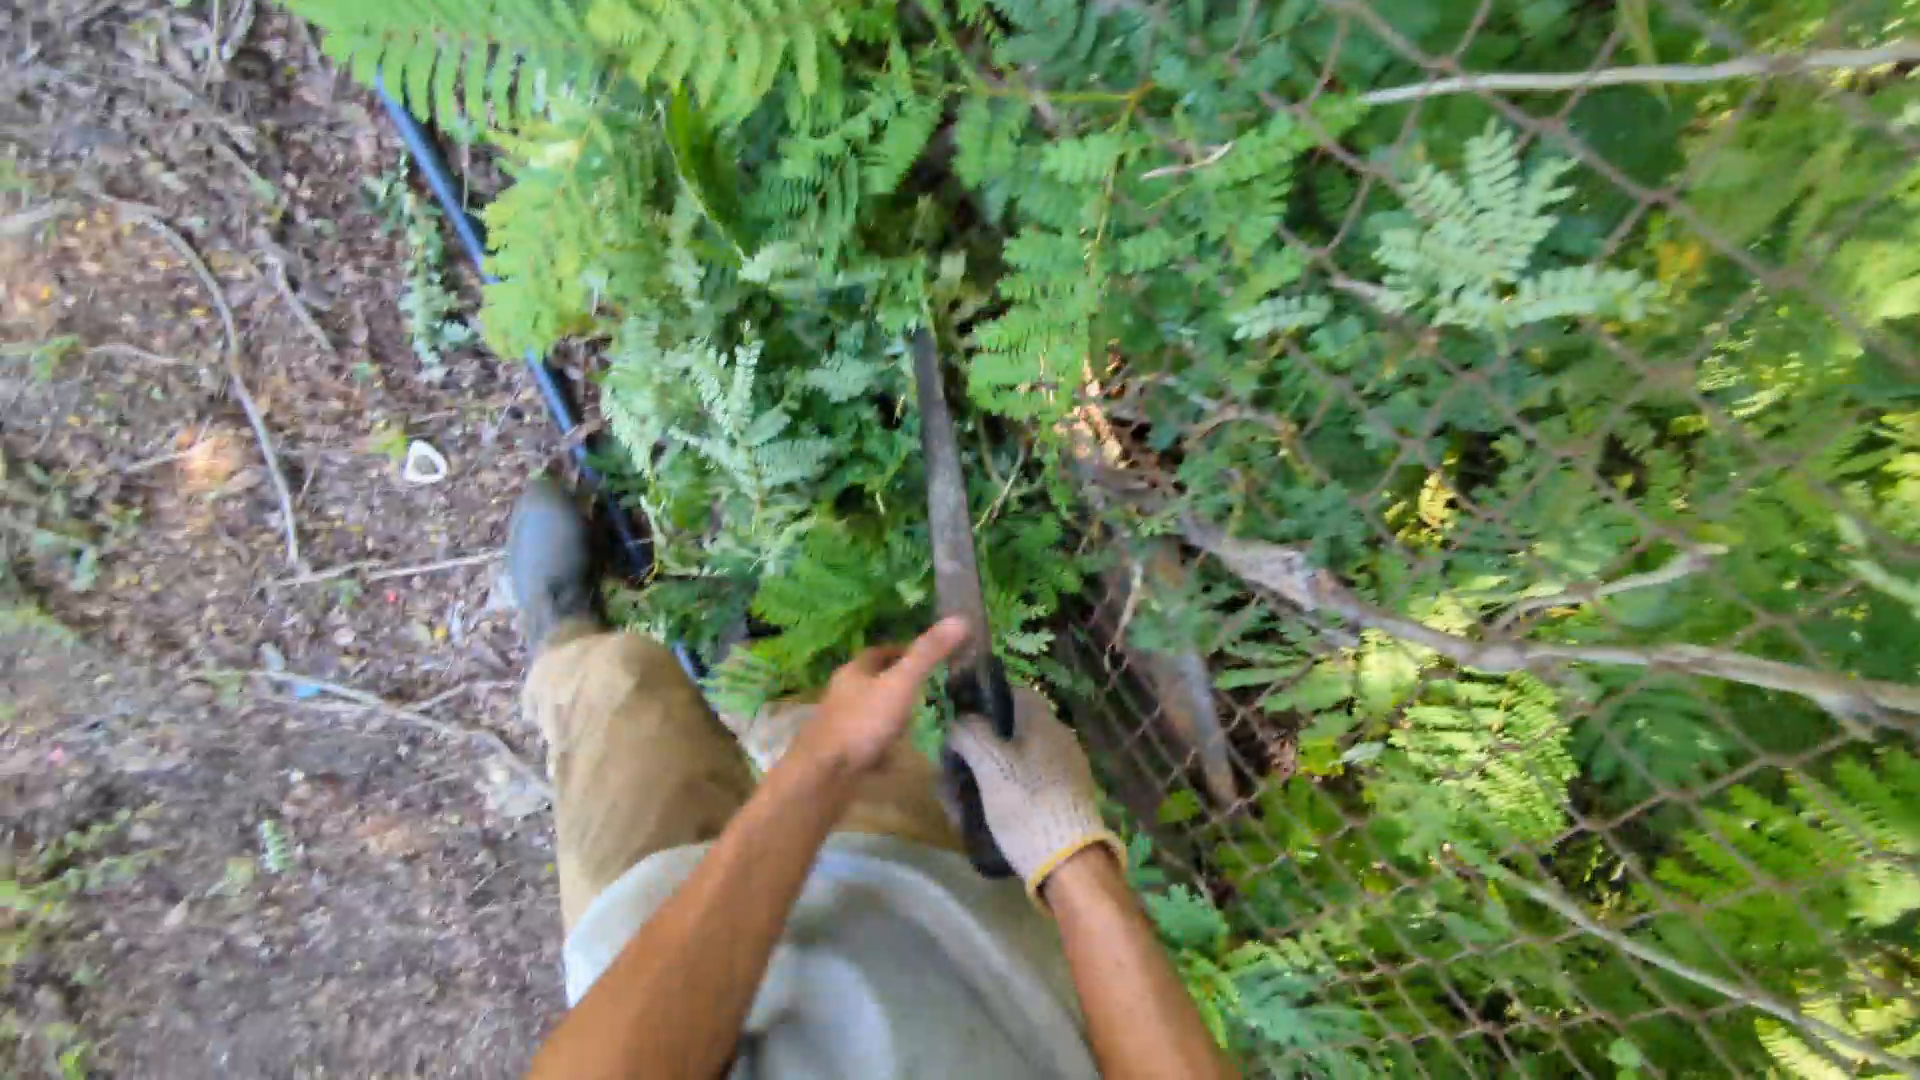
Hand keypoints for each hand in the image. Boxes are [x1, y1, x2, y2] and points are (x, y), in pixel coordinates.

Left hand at [791, 617, 970, 774]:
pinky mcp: (840, 753)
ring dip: (888, 713)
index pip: (877, 652)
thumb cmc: (862, 723)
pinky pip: (865, 742)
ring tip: (915, 720)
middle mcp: (842, 694)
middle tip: (925, 688)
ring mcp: (838, 725)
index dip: (901, 651)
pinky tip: (896, 755)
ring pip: (867, 712)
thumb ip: (928, 654)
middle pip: (871, 681)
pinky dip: (882, 745)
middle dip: (895, 683)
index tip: (924, 656)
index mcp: (853, 672)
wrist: (823, 776)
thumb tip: (960, 620)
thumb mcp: (901, 684)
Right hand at [950, 688, 1122, 900]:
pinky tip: (981, 817)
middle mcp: (1058, 738)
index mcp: (1043, 722)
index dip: (984, 699)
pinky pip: (1027, 784)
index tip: (958, 718)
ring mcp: (1064, 769)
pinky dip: (1003, 792)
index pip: (1013, 692)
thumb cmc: (1027, 804)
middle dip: (976, 748)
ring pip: (1014, 761)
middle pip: (1009, 731)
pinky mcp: (1064, 798)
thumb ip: (970, 733)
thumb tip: (961, 721)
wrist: (1071, 862)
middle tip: (951, 771)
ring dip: (984, 775)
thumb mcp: (989, 764)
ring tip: (958, 804)